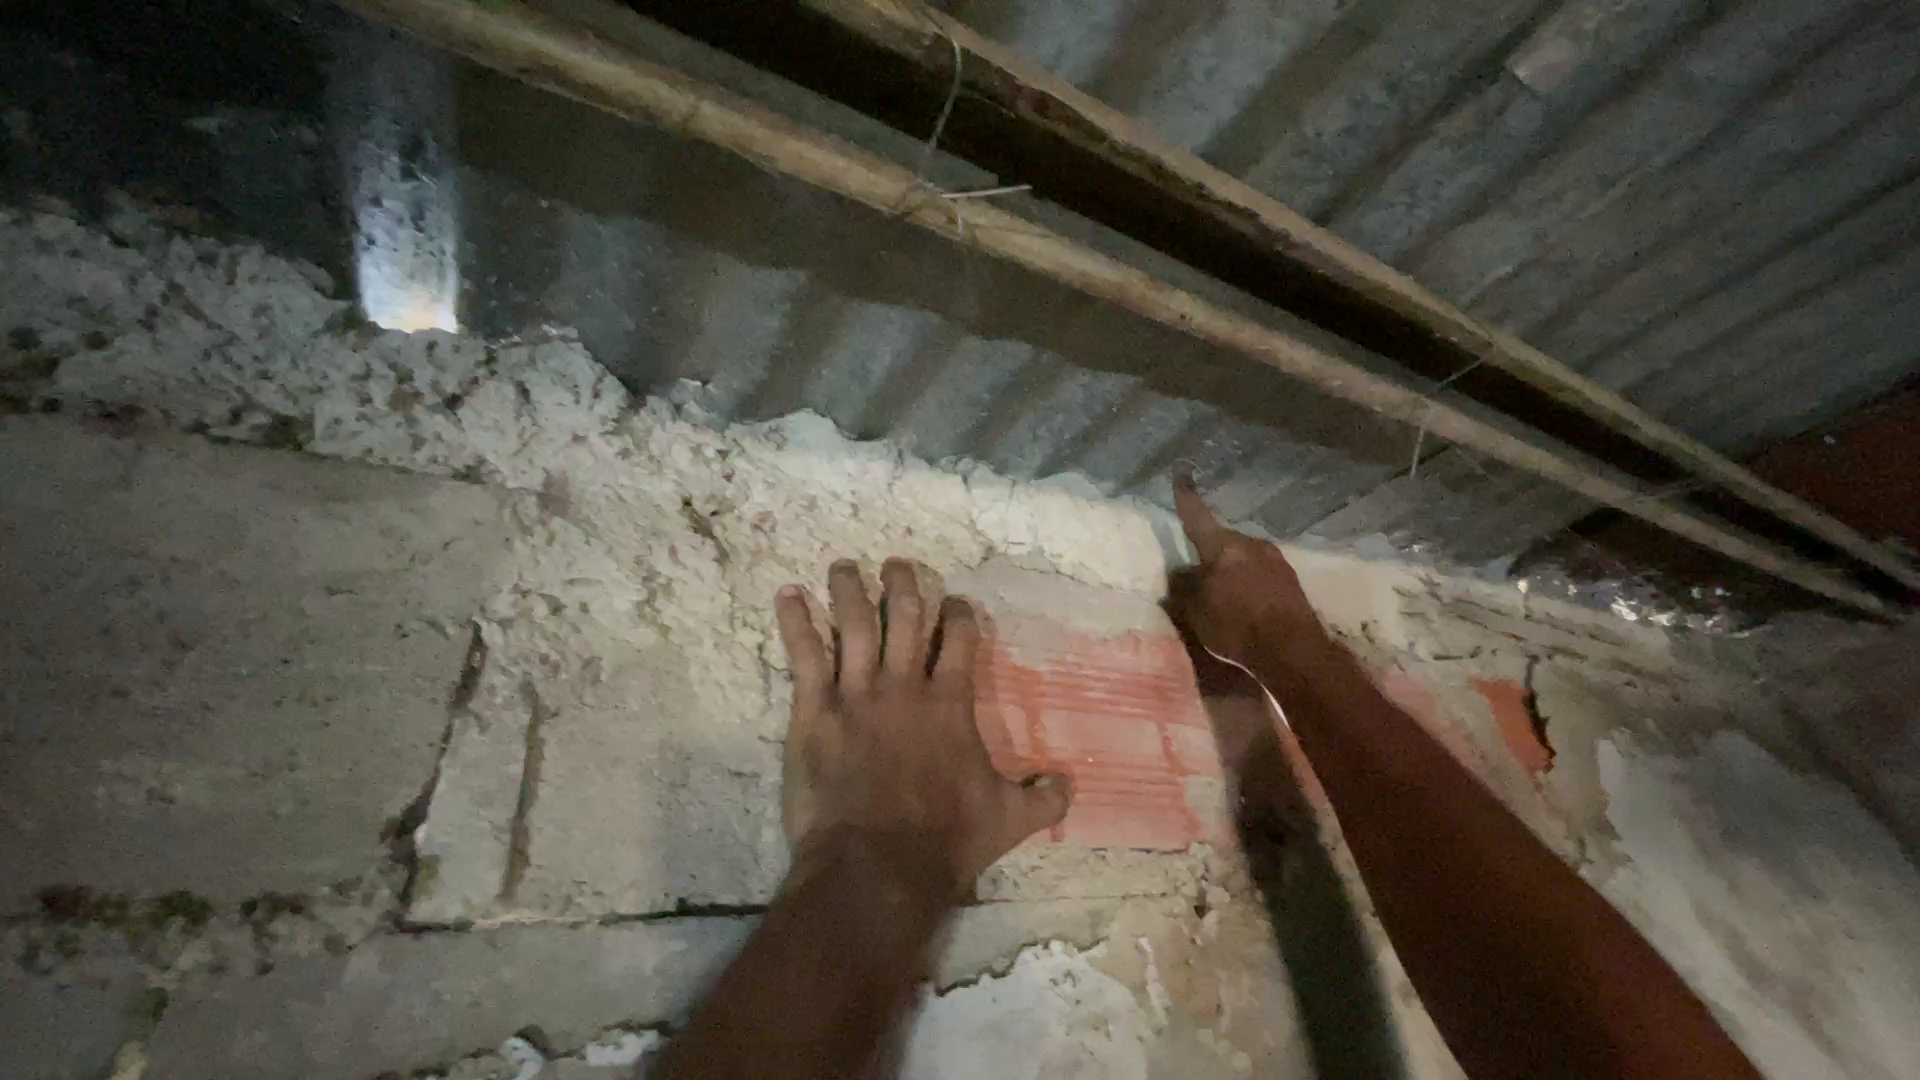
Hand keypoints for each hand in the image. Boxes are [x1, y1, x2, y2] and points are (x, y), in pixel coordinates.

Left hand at [773, 558, 1071, 888]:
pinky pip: (805, 654)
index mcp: (951, 703)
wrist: (877, 866)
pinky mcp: (815, 711)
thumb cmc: (944, 840)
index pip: (960, 639)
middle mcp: (905, 685)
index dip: (959, 614)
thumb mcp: (1008, 821)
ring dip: (850, 590)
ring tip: (843, 566)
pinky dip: (795, 621)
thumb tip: (1070, 783)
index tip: (955, 602)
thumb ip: (1042, 798)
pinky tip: (787, 595)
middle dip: (902, 585)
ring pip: (854, 624)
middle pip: (906, 617)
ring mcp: (858, 694)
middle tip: (895, 565)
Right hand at [1170, 475, 1325, 666]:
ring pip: (1242, 557)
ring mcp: (1275, 560)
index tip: (1182, 474)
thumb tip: (1179, 573)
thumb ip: (1183, 587)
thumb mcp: (1195, 611)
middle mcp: (1250, 544)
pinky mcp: (1290, 579)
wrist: (1292, 650)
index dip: (1186, 497)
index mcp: (1222, 547)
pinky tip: (1247, 605)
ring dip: (1231, 570)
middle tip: (1199, 579)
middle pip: (1221, 542)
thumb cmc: (1236, 627)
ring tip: (1224, 598)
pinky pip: (1260, 573)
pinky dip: (1249, 583)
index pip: (1196, 517)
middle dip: (1209, 554)